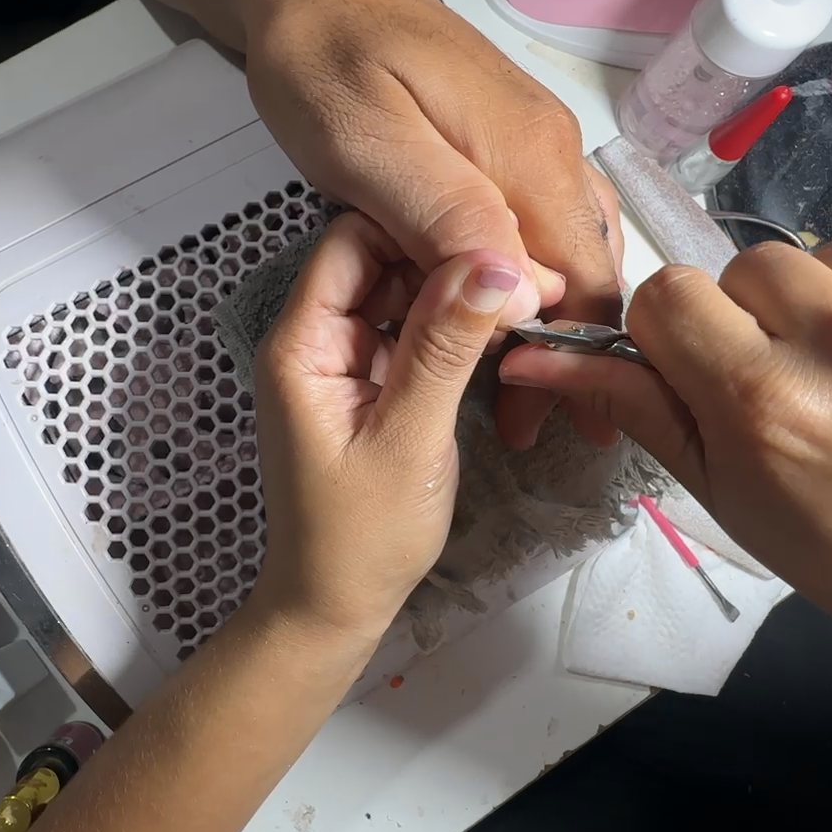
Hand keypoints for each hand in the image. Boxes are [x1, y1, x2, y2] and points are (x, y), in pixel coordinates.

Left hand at [240, 0, 623, 448]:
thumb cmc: (324, 67)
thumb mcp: (370, 149)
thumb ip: (449, 218)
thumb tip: (522, 293)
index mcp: (525, 160)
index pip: (578, 278)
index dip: (569, 357)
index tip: (541, 422)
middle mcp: (547, 150)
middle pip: (585, 267)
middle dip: (566, 350)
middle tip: (532, 422)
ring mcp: (528, 141)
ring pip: (567, 246)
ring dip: (550, 319)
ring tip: (523, 387)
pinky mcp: (501, 142)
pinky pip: (537, 221)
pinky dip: (528, 276)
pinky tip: (500, 309)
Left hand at [251, 211, 518, 637]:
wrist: (336, 602)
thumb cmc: (361, 534)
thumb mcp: (409, 438)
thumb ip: (446, 347)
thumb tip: (495, 262)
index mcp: (302, 342)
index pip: (352, 241)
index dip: (419, 228)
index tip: (495, 240)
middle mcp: (316, 338)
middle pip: (381, 263)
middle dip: (449, 262)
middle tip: (529, 276)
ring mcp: (343, 360)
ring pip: (402, 295)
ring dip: (457, 297)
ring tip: (527, 303)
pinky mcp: (370, 383)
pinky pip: (411, 333)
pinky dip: (451, 330)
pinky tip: (498, 334)